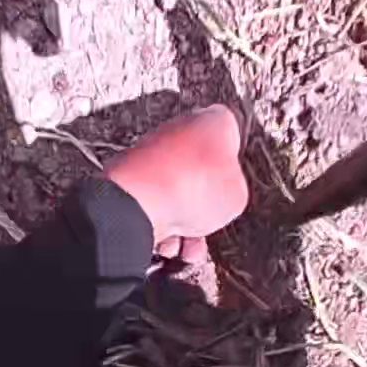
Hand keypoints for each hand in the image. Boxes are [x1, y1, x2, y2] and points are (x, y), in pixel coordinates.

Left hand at [104, 104, 248, 263]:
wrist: (139, 203)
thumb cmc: (190, 188)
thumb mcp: (237, 195)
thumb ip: (235, 191)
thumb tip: (226, 198)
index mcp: (211, 123)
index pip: (231, 138)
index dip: (234, 168)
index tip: (233, 186)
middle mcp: (178, 132)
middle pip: (202, 175)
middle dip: (205, 206)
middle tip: (210, 221)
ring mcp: (150, 157)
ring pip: (177, 199)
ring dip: (185, 226)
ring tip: (188, 243)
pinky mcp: (129, 184)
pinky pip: (154, 211)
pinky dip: (161, 230)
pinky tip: (168, 243)